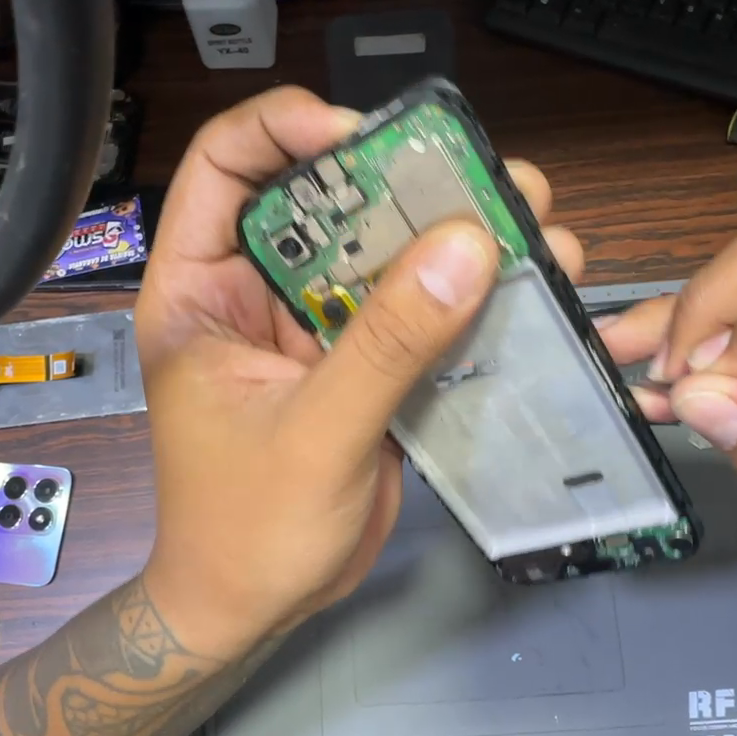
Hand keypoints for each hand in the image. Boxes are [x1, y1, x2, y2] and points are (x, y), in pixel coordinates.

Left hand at [135, 87, 585, 661]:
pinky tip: (522, 293)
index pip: (228, 167)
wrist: (258, 606)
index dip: (289, 130)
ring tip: (533, 229)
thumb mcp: (314, 433)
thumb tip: (466, 248)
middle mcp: (258, 298)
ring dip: (452, 243)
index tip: (370, 139)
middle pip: (329, 205)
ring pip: (383, 262)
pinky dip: (462, 307)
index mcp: (202, 293)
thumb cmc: (247, 530)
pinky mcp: (361, 371)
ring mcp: (315, 334)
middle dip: (408, 186)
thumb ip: (386, 344)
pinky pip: (413, 320)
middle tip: (491, 180)